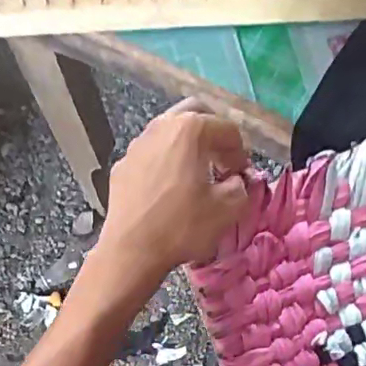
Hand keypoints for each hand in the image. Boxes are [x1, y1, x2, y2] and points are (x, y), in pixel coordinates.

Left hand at [97, 99, 249, 279]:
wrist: (131, 250)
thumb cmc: (182, 226)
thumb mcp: (227, 210)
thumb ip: (242, 188)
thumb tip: (238, 182)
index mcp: (190, 129)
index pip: (227, 129)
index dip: (241, 153)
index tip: (242, 176)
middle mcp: (161, 126)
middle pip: (195, 115)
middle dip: (213, 136)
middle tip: (221, 164)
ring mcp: (137, 145)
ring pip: (169, 133)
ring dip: (188, 148)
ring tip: (196, 177)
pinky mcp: (122, 166)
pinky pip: (151, 155)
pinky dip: (165, 163)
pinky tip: (169, 190)